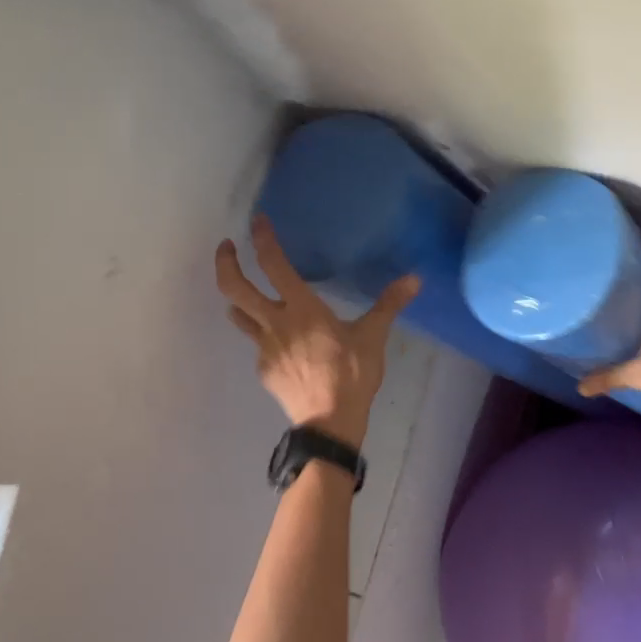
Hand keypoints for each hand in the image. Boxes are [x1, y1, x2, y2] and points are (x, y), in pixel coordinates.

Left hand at [215, 214, 418, 446]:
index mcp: (302, 308)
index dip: (263, 239)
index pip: (273, 264)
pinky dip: (264, 338)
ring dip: (237, 301)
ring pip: (239, 315)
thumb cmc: (352, 374)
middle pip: (234, 286)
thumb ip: (389, 305)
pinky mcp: (265, 369)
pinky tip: (280, 345)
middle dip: (226, 262)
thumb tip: (414, 279)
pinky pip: (258, 346)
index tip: (257, 221)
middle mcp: (275, 322)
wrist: (329, 420)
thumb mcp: (374, 337)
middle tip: (228, 248)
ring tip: (245, 297)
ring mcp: (265, 347)